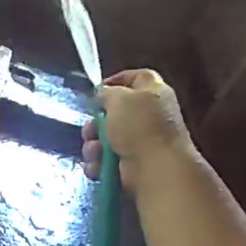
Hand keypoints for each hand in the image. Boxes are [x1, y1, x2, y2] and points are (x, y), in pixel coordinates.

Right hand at [83, 69, 194, 193]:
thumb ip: (106, 93)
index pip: (136, 78)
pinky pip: (106, 162)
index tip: (97, 90)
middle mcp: (147, 117)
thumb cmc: (139, 126)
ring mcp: (139, 143)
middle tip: (89, 130)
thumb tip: (102, 94)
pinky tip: (97, 168)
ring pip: (105, 140)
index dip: (116, 80)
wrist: (156, 168)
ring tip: (94, 152)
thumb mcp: (119, 99)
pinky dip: (98, 165)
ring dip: (93, 147)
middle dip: (96, 123)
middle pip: (114, 114)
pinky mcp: (130, 166)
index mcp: (152, 93)